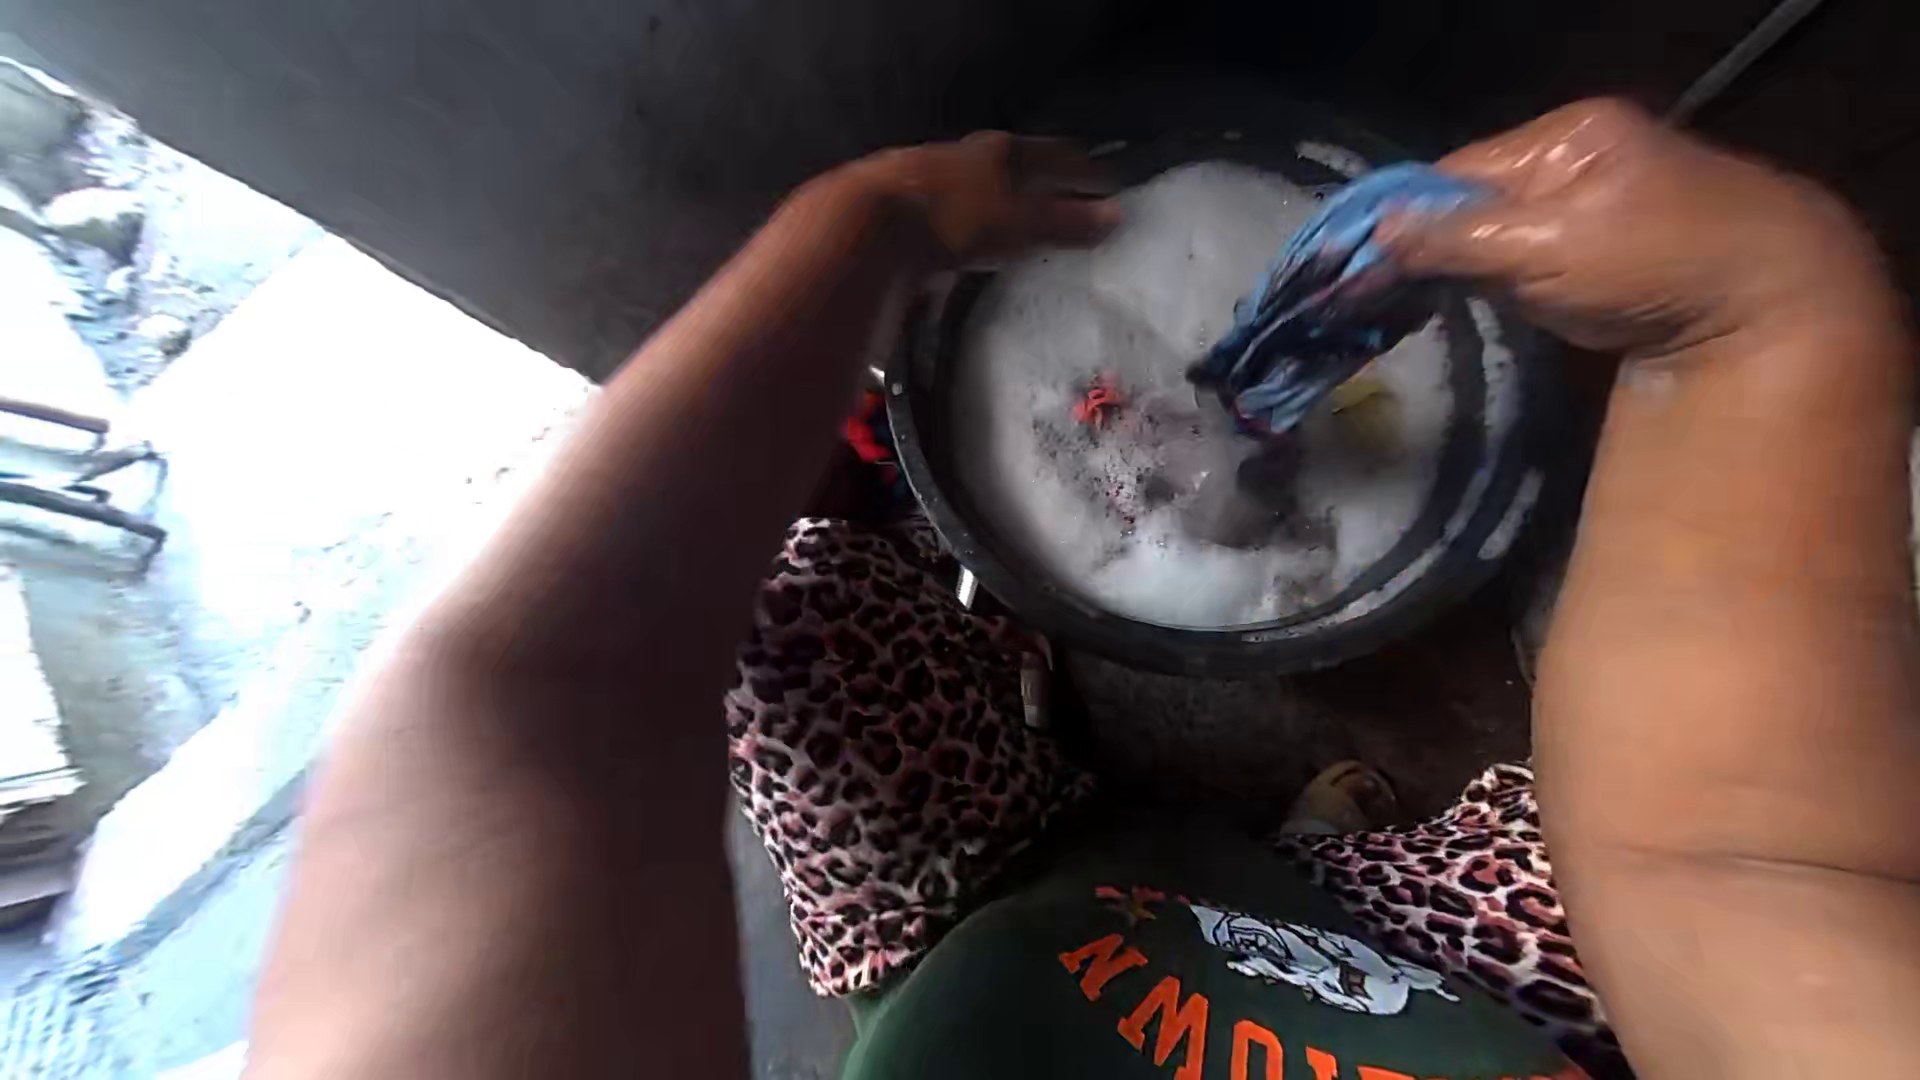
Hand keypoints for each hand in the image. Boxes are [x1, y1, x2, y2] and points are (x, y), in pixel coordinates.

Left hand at [839, 131, 1120, 265]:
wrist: (874, 227)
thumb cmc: (956, 219)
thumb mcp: (1018, 223)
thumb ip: (1064, 221)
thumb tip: (1115, 217)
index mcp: (1003, 153)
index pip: (1057, 154)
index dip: (1084, 168)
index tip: (1106, 181)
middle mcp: (971, 155)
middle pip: (1019, 163)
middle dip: (1045, 178)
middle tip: (1067, 196)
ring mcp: (937, 177)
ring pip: (984, 184)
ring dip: (1007, 199)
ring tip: (1023, 218)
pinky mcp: (911, 207)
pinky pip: (956, 210)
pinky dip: (975, 220)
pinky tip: (972, 237)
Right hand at [1383, 99, 1900, 358]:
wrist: (1738, 309)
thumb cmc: (1648, 260)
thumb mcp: (1543, 244)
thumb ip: (1453, 237)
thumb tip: (1375, 230)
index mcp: (1557, 140)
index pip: (1446, 175)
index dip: (1393, 217)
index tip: (1345, 261)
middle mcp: (1547, 165)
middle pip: (1446, 205)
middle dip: (1400, 247)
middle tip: (1351, 288)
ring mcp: (1545, 209)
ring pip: (1453, 236)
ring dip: (1415, 268)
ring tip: (1368, 299)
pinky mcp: (1541, 251)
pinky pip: (1471, 259)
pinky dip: (1440, 280)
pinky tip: (1408, 299)